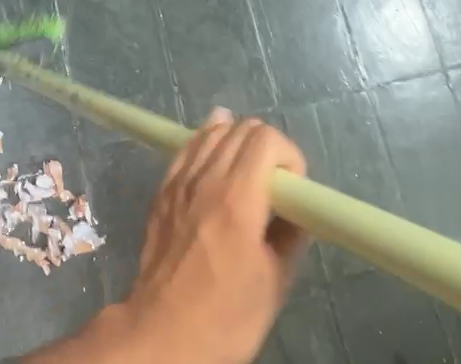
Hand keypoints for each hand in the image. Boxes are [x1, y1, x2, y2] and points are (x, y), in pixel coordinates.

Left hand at [118, 108, 310, 363]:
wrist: (164, 332)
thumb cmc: (226, 316)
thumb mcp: (275, 281)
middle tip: (276, 182)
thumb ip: (290, 235)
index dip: (289, 155)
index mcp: (238, 199)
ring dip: (235, 139)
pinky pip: (187, 149)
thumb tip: (298, 210)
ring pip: (210, 132)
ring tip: (248, 165)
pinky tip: (214, 151)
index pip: (267, 140)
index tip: (294, 187)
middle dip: (267, 146)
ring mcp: (179, 182)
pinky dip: (205, 143)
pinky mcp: (162, 191)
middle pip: (240, 129)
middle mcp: (206, 179)